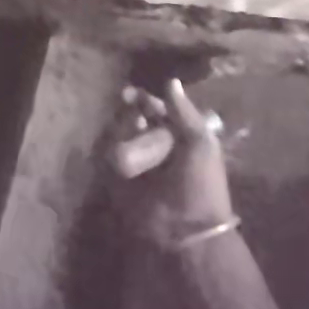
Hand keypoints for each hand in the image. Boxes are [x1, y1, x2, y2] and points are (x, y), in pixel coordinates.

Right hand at [113, 79, 234, 248]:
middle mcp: (158, 147)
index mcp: (180, 138)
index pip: (158, 111)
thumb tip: (170, 81)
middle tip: (121, 104)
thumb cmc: (200, 184)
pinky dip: (107, 148)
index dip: (145, 100)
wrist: (185, 227)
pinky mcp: (120, 178)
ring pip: (121, 136)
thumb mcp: (200, 143)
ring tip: (123, 128)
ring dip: (120, 129)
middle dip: (128, 111)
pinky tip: (111, 146)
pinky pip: (108, 156)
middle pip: (136, 120)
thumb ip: (184, 112)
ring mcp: (138, 163)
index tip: (131, 94)